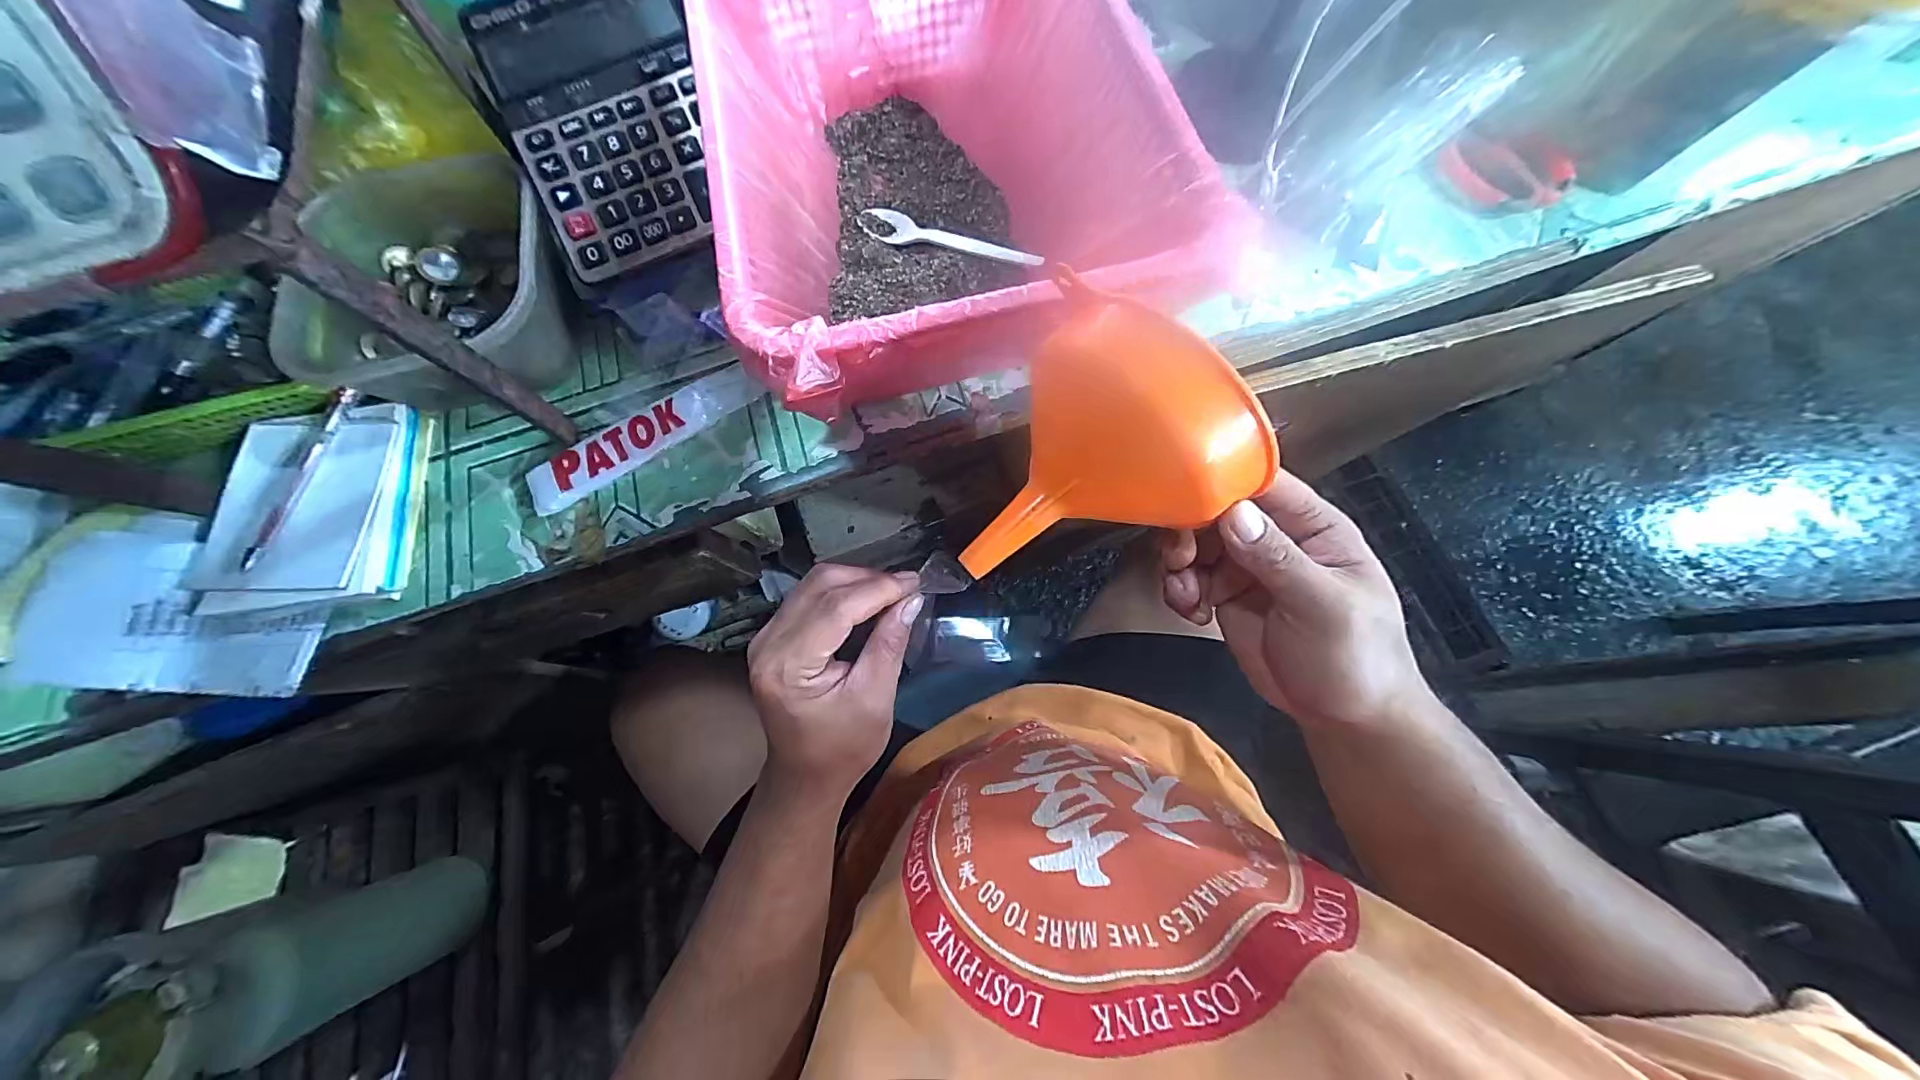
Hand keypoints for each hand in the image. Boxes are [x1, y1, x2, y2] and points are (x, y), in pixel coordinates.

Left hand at [746, 563, 923, 796]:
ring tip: (893, 592)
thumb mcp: (875, 700)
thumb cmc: (842, 749)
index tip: (916, 583)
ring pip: (814, 584)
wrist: (805, 776)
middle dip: (868, 579)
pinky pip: (808, 597)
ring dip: (856, 581)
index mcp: (788, 665)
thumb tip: (911, 599)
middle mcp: (768, 643)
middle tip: (908, 588)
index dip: (879, 588)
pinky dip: (842, 591)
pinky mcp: (773, 636)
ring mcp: (766, 637)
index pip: (836, 607)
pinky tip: (869, 600)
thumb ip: (889, 644)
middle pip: (820, 585)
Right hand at [1161, 470, 1432, 727]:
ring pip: (1196, 544)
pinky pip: (1190, 578)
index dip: (1222, 483)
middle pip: (1216, 511)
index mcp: (1312, 527)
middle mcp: (1276, 539)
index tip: (1186, 498)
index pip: (1263, 485)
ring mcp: (1248, 567)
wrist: (1344, 716)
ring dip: (1180, 566)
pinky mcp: (1226, 595)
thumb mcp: (1322, 605)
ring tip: (1188, 597)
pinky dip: (1180, 592)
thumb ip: (1278, 558)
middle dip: (1189, 532)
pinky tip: (1193, 614)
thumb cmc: (1356, 657)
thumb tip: (1236, 513)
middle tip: (1180, 560)